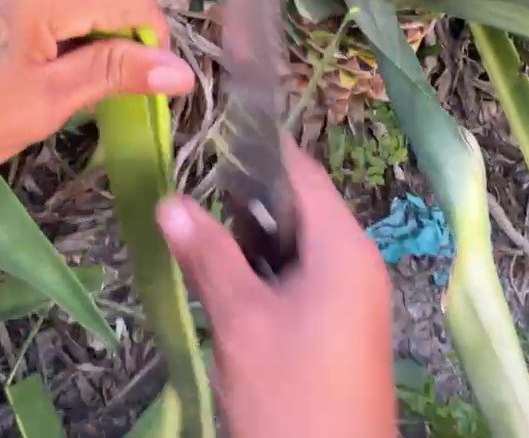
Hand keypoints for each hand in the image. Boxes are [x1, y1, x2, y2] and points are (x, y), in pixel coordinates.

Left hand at [0, 0, 194, 199]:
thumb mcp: (42, 102)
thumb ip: (117, 74)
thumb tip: (183, 72)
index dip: (152, 44)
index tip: (142, 91)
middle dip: (113, 41)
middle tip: (89, 99)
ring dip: (82, 35)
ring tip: (48, 87)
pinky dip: (52, 26)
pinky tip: (21, 66)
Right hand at [156, 140, 394, 437]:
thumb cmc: (290, 394)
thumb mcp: (242, 321)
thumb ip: (209, 256)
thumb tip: (170, 201)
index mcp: (344, 245)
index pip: (304, 175)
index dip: (264, 152)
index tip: (221, 134)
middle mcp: (358, 259)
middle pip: (303, 209)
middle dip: (253, 204)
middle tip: (201, 201)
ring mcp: (356, 294)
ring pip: (303, 245)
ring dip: (259, 242)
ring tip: (210, 242)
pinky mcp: (346, 323)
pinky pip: (310, 276)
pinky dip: (274, 271)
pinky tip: (238, 287)